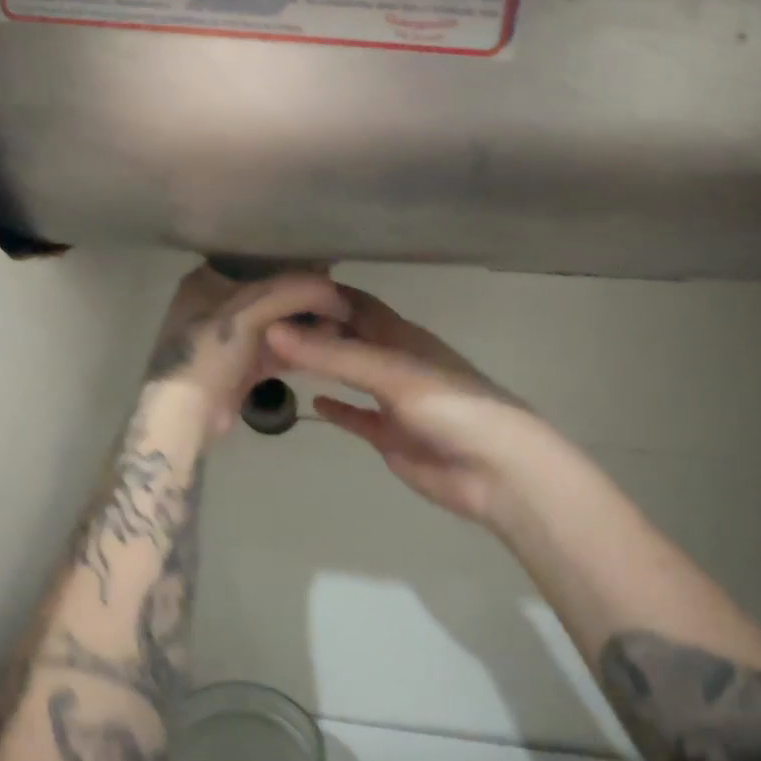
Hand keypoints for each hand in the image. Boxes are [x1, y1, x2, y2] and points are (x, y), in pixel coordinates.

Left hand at [144, 265, 349, 432]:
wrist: (185, 416)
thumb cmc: (208, 352)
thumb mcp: (248, 311)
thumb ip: (293, 292)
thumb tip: (340, 296)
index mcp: (209, 279)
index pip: (260, 260)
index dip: (294, 263)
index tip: (330, 270)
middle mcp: (220, 301)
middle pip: (274, 290)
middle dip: (307, 297)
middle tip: (342, 301)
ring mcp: (233, 334)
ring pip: (280, 320)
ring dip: (309, 323)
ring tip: (343, 324)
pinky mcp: (245, 363)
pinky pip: (280, 347)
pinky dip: (302, 346)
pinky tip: (329, 345)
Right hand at [265, 285, 554, 528]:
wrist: (498, 472)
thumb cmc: (451, 408)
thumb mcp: (390, 374)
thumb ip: (333, 355)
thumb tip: (272, 330)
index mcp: (401, 335)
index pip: (355, 303)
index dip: (321, 293)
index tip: (276, 287)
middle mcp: (394, 361)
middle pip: (348, 337)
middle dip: (313, 329)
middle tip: (262, 325)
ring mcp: (392, 400)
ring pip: (349, 375)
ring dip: (320, 365)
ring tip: (274, 358)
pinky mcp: (391, 435)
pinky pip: (358, 416)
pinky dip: (337, 408)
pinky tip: (312, 403)